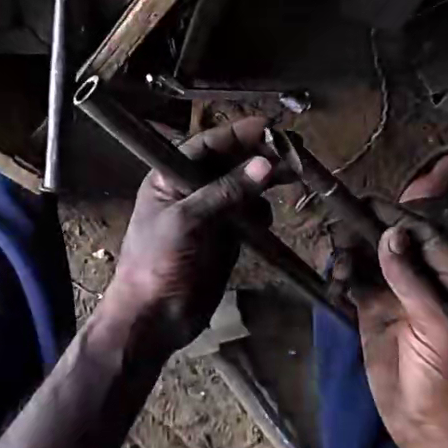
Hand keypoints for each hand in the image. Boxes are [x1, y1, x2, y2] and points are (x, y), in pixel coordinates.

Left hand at [98, 117, 276, 355]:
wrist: (152, 319)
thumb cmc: (157, 262)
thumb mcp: (187, 220)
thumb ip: (226, 192)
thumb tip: (265, 165)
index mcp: (171, 176)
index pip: (209, 144)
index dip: (239, 134)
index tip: (271, 128)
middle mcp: (192, 188)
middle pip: (231, 161)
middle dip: (260, 155)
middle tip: (294, 151)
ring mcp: (211, 212)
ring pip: (244, 186)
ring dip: (266, 180)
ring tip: (293, 176)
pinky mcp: (226, 235)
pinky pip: (250, 213)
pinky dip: (261, 211)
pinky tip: (265, 219)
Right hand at [352, 220, 447, 447]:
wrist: (430, 432)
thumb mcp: (438, 327)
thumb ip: (412, 280)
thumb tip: (390, 234)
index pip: (426, 238)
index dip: (399, 218)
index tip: (371, 204)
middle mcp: (423, 283)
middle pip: (393, 244)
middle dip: (368, 229)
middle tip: (341, 219)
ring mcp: (395, 298)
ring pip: (371, 260)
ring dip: (351, 250)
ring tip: (335, 253)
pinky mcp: (372, 314)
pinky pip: (355, 283)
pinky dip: (342, 274)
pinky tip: (334, 276)